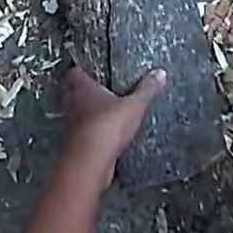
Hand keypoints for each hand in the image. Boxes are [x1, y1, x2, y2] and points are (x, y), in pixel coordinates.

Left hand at [62, 66, 166, 188]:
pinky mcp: (75, 145)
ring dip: (88, 112)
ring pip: (77, 113)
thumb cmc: (106, 127)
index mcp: (83, 89)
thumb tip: (160, 73)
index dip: (82, 69)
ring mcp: (72, 126)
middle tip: (100, 88)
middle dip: (85, 91)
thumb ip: (147, 89)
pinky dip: (92, 131)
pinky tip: (105, 133)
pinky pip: (83, 133)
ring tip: (105, 110)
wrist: (88, 165)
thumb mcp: (134, 105)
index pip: (76, 72)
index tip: (91, 67)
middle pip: (73, 93)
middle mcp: (73, 105)